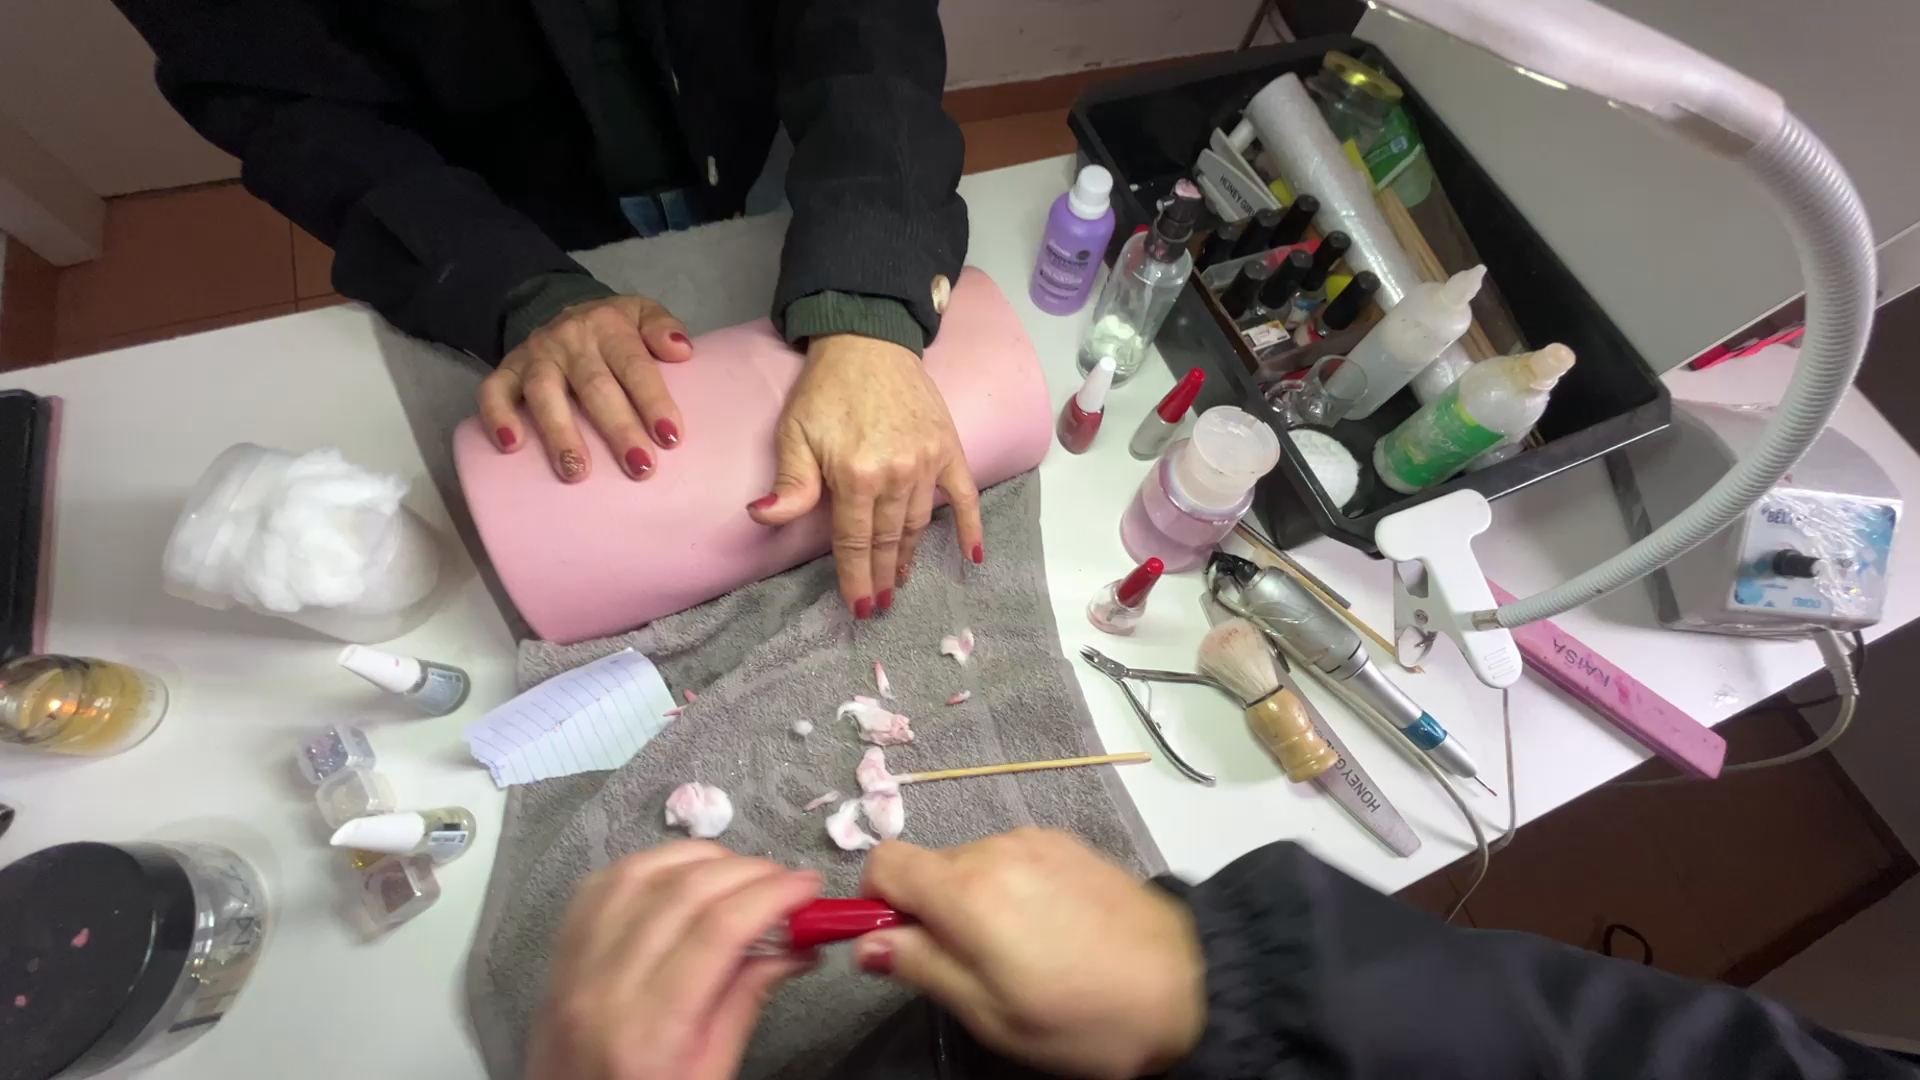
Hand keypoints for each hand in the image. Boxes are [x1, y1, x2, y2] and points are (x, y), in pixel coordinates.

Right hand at [479, 295, 693, 483]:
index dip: (653, 401)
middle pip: (595, 387)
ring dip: (560, 435)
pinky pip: (494, 391)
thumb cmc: (618, 330)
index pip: (634, 366)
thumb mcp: (644, 314)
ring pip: (544, 394)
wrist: (565, 310)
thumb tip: (681, 350)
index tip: (670, 437)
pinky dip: (498, 417)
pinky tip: (511, 446)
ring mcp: (536, 356)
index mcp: (610, 327)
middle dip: (618, 430)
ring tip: (577, 473)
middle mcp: (570, 340)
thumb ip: (663, 327)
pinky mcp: (507, 369)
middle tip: (639, 467)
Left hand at [525, 841, 820, 1079]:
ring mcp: (576, 962)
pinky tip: (688, 873)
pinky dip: (658, 863)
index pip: (720, 929)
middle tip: (787, 881)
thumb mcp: (711, 1075)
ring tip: (742, 874)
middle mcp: (604, 987)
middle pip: (687, 891)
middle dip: (751, 871)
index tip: (810, 886)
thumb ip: (749, 998)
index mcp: (647, 1032)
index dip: (773, 894)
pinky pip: (610, 879)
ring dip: (706, 858)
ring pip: (648, 871)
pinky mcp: (562, 949)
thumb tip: (802, 943)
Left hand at [748, 333, 983, 617]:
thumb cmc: (825, 389)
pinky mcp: (949, 449)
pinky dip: (970, 527)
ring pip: (918, 523)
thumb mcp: (794, 433)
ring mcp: (928, 463)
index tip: (859, 607)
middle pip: (888, 539)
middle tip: (879, 605)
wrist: (868, 341)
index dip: (856, 578)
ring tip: (901, 579)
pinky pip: (963, 496)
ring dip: (910, 556)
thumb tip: (762, 518)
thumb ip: (789, 483)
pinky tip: (972, 556)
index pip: (855, 541)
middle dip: (882, 576)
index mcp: (855, 475)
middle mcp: (896, 474)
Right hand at [855, 829, 1204, 1078]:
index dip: (874, 898)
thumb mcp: (990, 1013)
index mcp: (967, 889)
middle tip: (966, 963)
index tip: (893, 938)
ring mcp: (1033, 838)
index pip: (886, 860)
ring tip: (1017, 948)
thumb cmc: (1079, 1015)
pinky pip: (1011, 856)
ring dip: (971, 898)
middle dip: (930, 908)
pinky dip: (1008, 885)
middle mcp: (994, 847)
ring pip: (970, 862)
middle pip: (929, 864)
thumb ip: (922, 966)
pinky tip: (1047, 925)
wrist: (1183, 981)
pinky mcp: (1064, 839)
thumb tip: (867, 942)